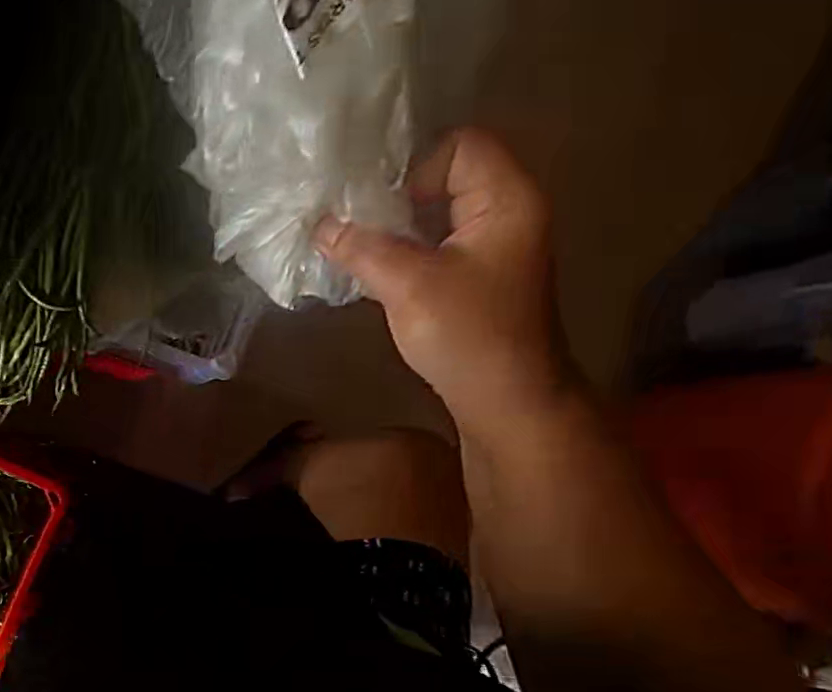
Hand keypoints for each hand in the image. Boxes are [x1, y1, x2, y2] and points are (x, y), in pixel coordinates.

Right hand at [313, 128, 574, 428]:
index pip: (460, 145)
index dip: (415, 168)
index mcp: (507, 200)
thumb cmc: (468, 338)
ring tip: (362, 255)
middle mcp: (508, 217)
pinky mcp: (481, 287)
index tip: (380, 211)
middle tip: (359, 228)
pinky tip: (382, 281)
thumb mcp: (410, 286)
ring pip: (441, 221)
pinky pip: (441, 254)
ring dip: (400, 235)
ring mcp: (497, 254)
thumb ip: (364, 249)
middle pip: (448, 180)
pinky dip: (411, 260)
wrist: (508, 405)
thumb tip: (322, 226)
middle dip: (399, 203)